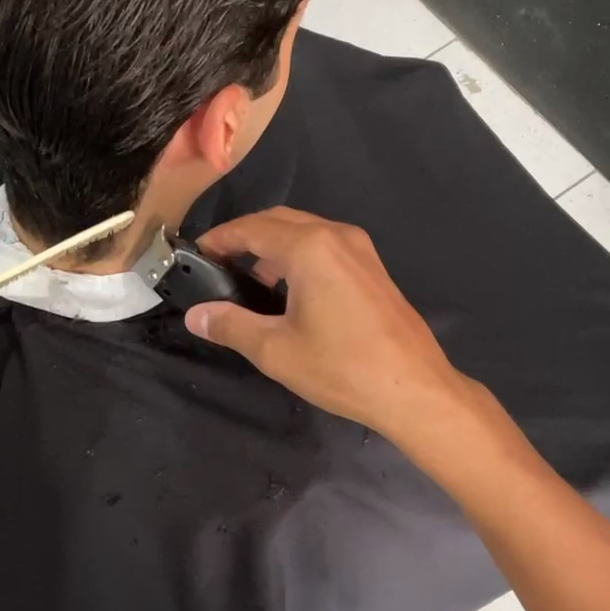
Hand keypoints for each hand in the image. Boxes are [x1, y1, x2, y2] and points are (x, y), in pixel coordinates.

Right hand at [185, 208, 464, 436]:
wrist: (414, 389)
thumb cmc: (342, 368)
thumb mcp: (275, 350)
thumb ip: (230, 326)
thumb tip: (195, 316)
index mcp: (310, 247)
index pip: (252, 228)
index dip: (219, 239)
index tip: (195, 255)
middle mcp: (336, 236)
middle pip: (278, 221)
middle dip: (244, 236)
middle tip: (216, 264)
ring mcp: (360, 250)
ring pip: (304, 232)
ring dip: (271, 246)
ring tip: (246, 279)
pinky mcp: (372, 268)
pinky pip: (324, 247)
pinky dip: (297, 256)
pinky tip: (285, 290)